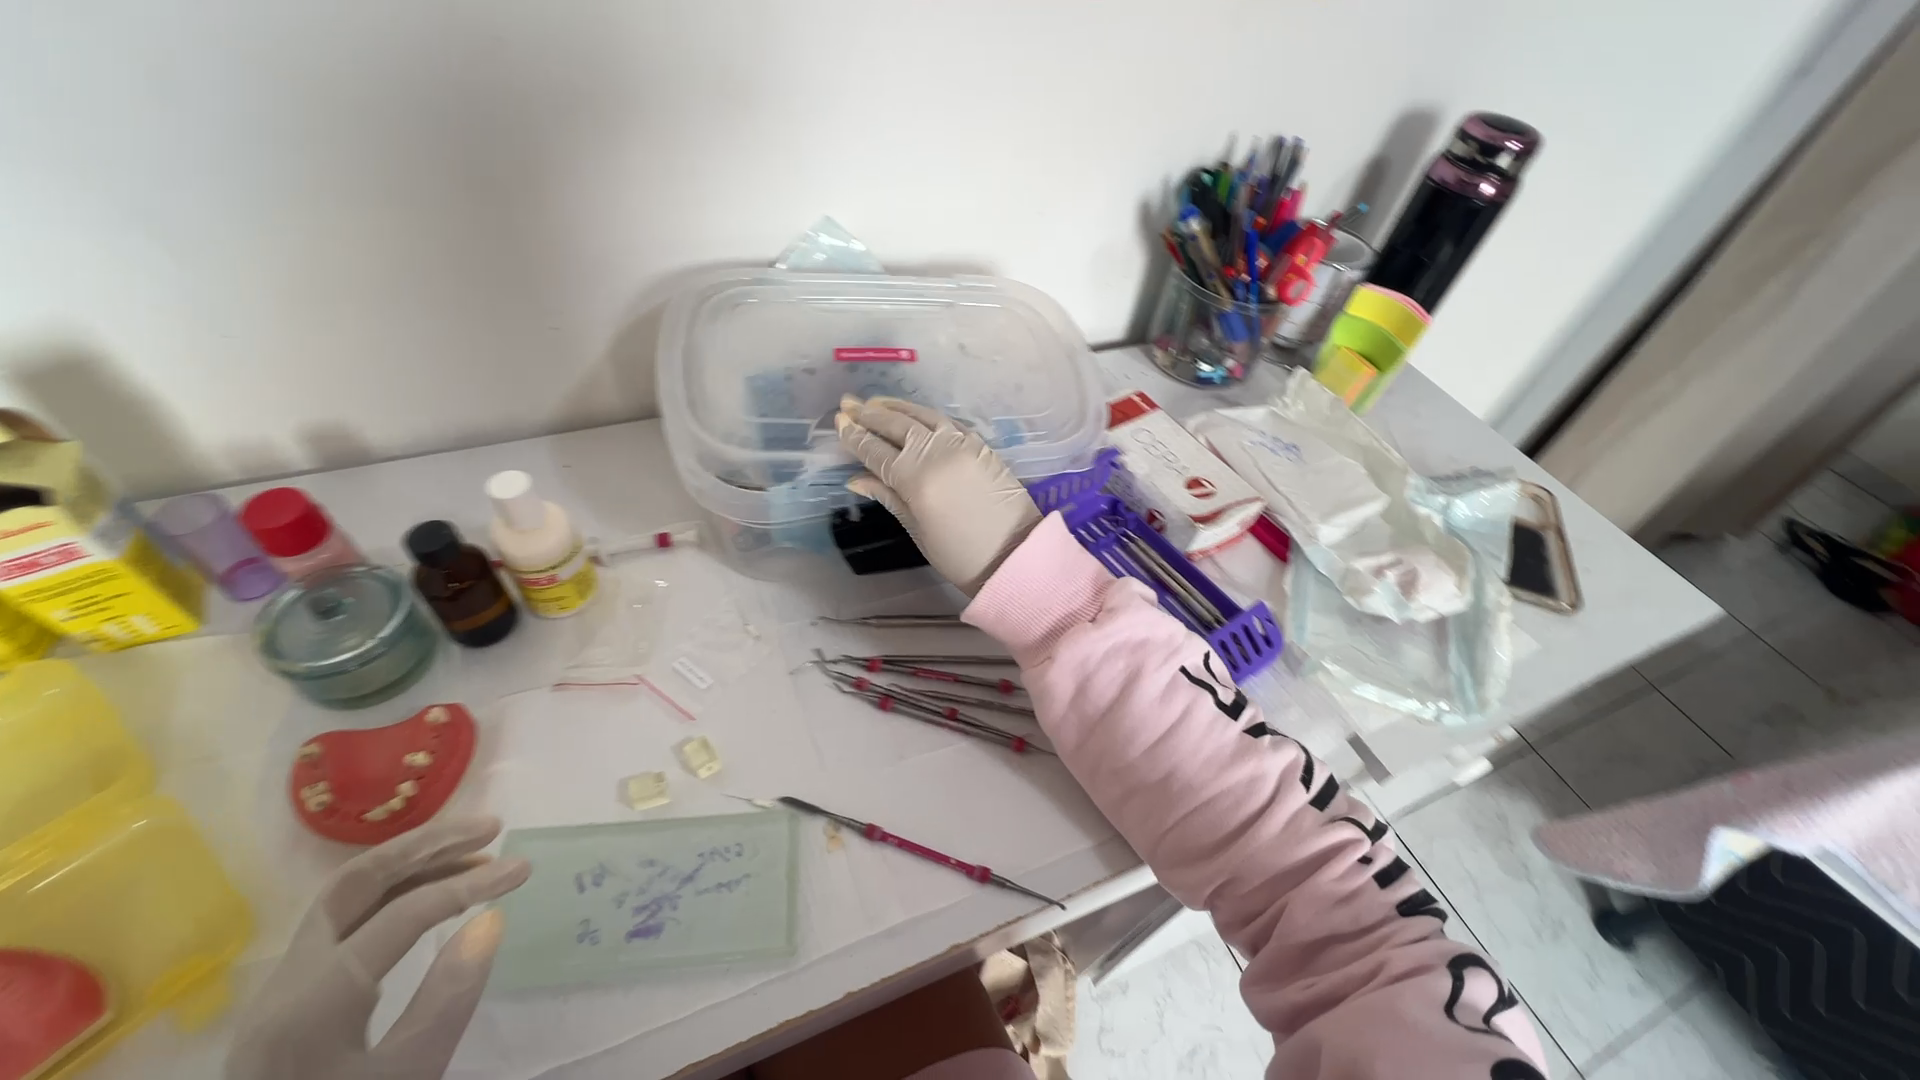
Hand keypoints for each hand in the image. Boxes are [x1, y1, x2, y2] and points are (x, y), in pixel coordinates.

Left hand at [225, 817, 530, 1079]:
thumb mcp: (407, 1076)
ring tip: (471, 853)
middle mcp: (291, 975)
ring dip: (411, 863)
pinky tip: (430, 894)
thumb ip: (447, 999)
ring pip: (345, 895)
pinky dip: (390, 892)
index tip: (523, 868)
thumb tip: (492, 920)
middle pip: (357, 881)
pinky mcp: (292, 993)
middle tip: (489, 828)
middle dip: (427, 844)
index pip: (404, 914)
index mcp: (317, 998)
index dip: (469, 884)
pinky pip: (341, 920)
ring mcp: (284, 982)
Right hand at [835, 396, 1042, 595]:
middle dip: (869, 414)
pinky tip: (912, 415)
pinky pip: (944, 421)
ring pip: (921, 416)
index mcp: (915, 478)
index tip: (839, 423)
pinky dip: (923, 415)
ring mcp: (960, 444)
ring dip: (895, 408)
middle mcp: (936, 452)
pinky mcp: (979, 444)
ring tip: (874, 402)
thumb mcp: (917, 530)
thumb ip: (888, 496)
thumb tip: (856, 479)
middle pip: (896, 426)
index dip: (855, 437)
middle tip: (848, 404)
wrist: (1015, 555)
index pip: (876, 451)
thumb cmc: (960, 555)